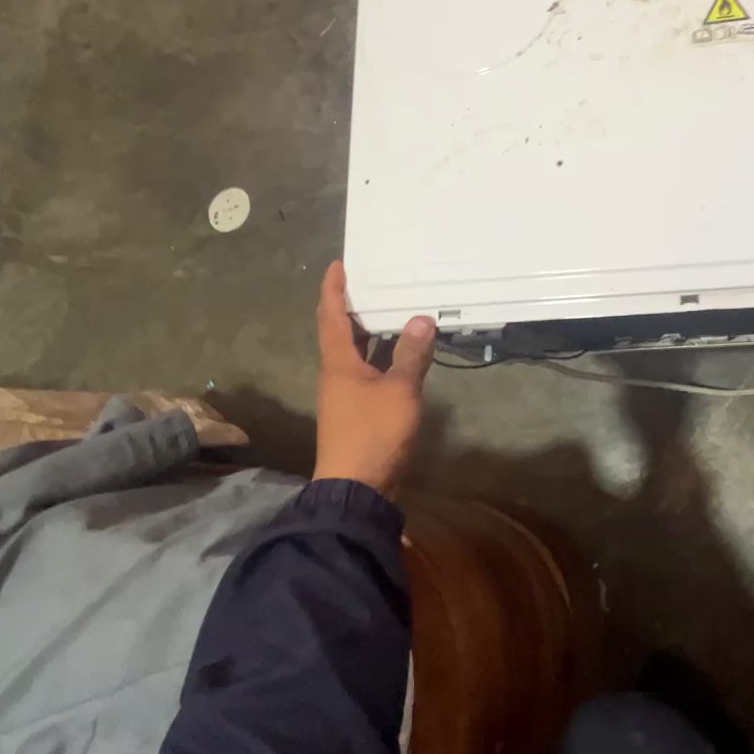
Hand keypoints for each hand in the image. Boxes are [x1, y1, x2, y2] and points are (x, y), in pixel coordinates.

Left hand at [312, 261, 437, 493]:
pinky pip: (369, 371)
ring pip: (357, 352)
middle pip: (342, 331)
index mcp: (338, 362)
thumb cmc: (373, 433)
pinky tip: (404, 352)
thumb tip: (421, 319)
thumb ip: (411, 355)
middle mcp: (337, 373)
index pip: (332, 315)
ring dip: (371, 330)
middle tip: (376, 280)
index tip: (339, 264)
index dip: (333, 288)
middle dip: (354, 305)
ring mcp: (347, 394)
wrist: (357, 488)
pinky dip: (383, 355)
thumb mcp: (399, 391)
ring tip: (394, 307)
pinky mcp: (359, 411)